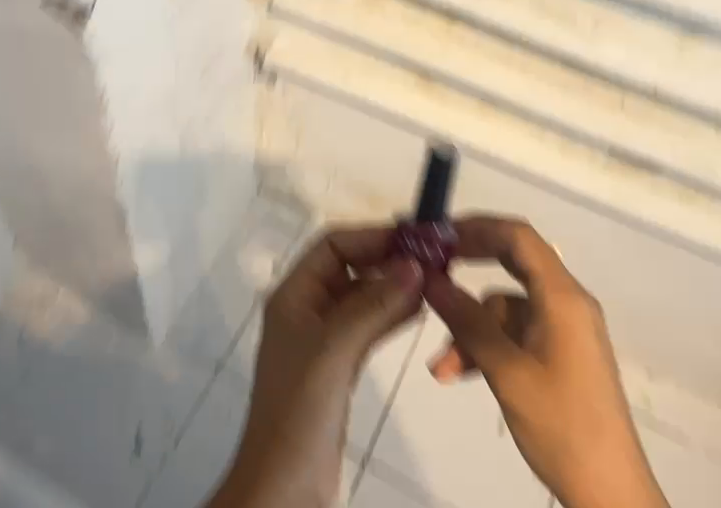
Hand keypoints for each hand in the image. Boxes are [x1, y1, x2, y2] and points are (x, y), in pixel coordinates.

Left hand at [210, 226, 425, 507]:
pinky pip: (369, 327)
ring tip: (436, 282)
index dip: (371, 237)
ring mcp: (322, 340)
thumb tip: (415, 264)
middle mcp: (306, 310)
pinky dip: (392, 315)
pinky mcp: (339, 368)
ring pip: (363, 298)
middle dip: (388, 261)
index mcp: (293, 296)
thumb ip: (373, 305)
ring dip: (395, 288)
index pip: (332, 246)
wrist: (285, 485)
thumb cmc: (299, 408)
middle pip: (349, 269)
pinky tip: (420, 311)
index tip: (415, 240)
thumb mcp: (334, 349)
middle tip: (435, 260)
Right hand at [424, 217, 667, 507]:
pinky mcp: (558, 354)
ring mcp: (563, 329)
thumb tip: (430, 279)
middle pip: (512, 265)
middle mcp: (566, 303)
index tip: (438, 235)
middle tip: (429, 273)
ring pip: (504, 309)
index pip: (519, 237)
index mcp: (563, 297)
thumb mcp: (506, 372)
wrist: (609, 490)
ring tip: (442, 369)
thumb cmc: (562, 425)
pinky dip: (486, 348)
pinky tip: (459, 373)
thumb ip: (468, 322)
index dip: (477, 227)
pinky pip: (514, 334)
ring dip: (470, 330)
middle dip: (468, 270)